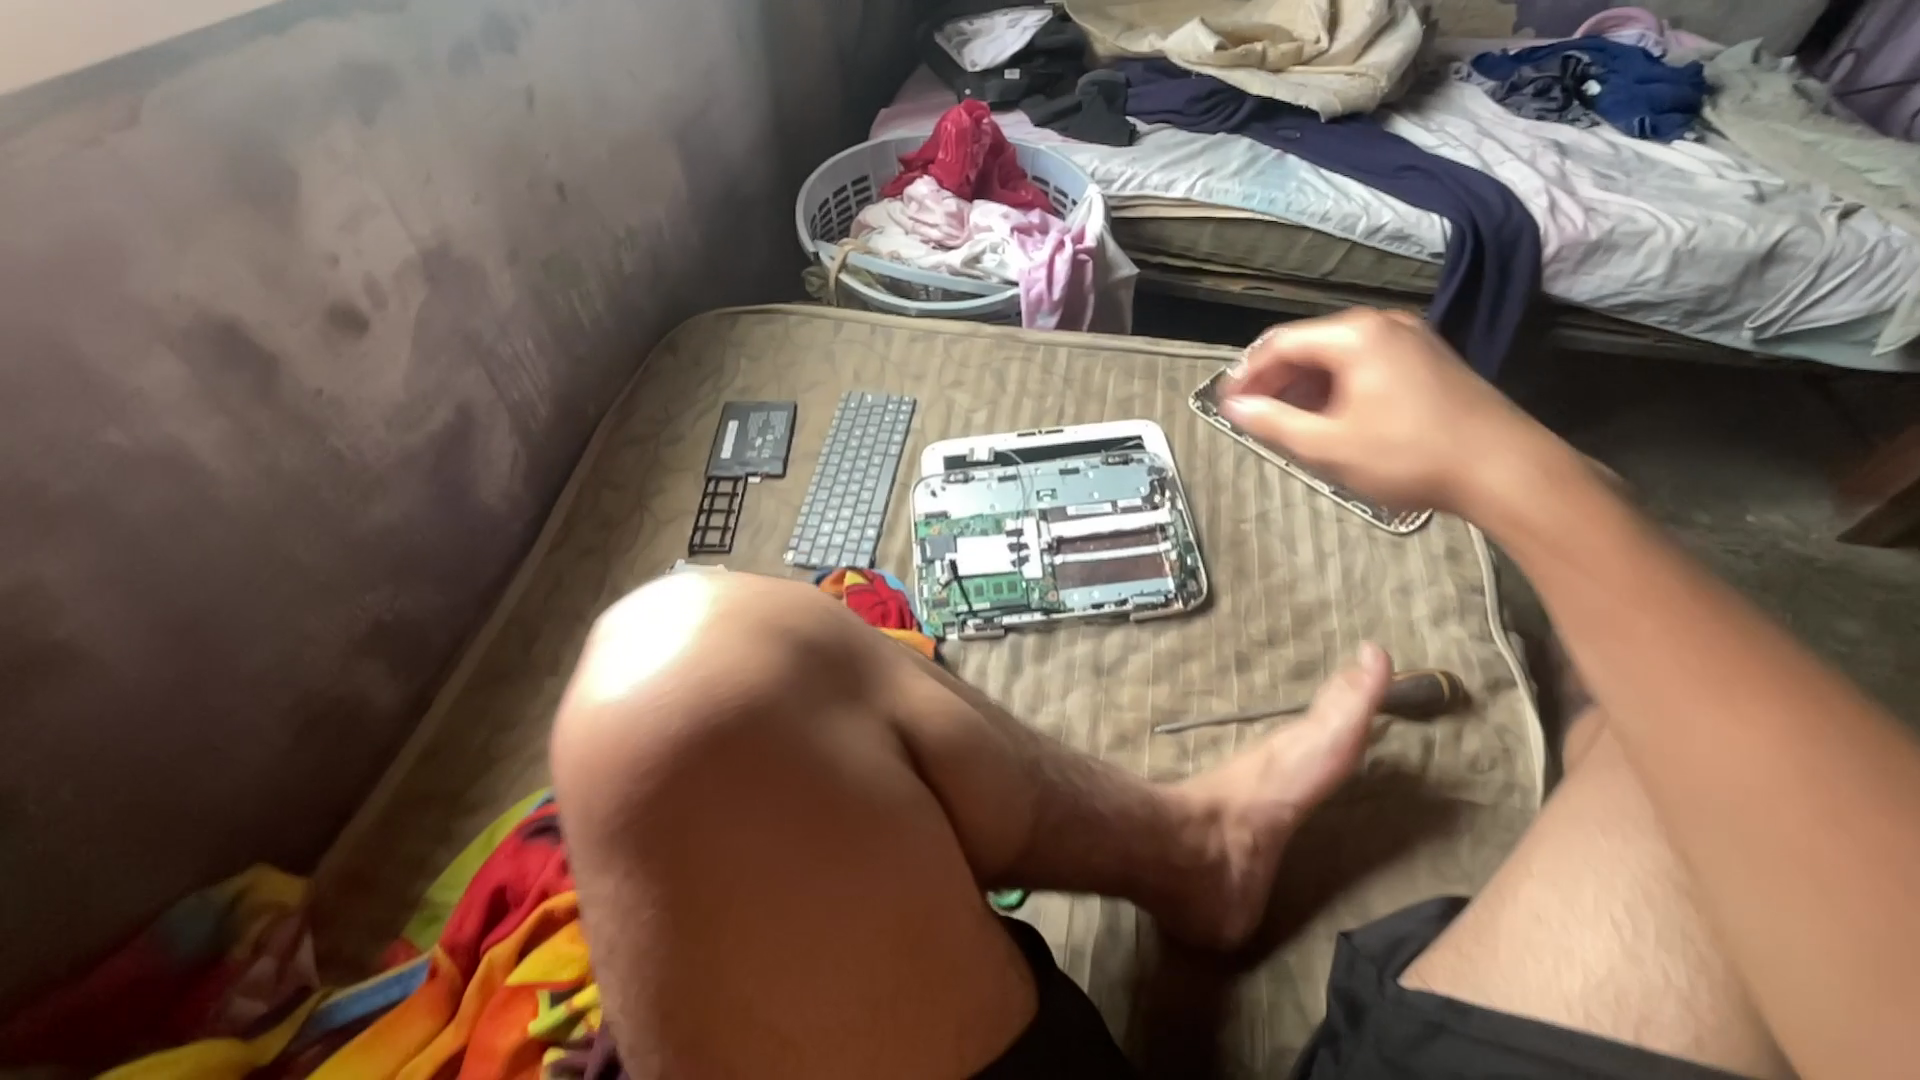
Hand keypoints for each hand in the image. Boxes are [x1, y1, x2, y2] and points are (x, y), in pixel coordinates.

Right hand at [1216, 309, 1557, 515]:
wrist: (1503, 467)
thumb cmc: (1408, 455)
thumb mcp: (1329, 445)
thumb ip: (1274, 423)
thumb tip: (1236, 408)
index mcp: (1354, 336)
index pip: (1280, 343)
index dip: (1247, 374)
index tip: (1226, 404)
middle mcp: (1381, 325)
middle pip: (1308, 345)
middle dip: (1274, 380)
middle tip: (1250, 416)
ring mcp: (1409, 340)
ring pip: (1336, 357)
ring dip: (1303, 387)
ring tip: (1283, 423)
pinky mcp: (1426, 360)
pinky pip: (1363, 364)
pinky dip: (1335, 387)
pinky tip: (1326, 418)